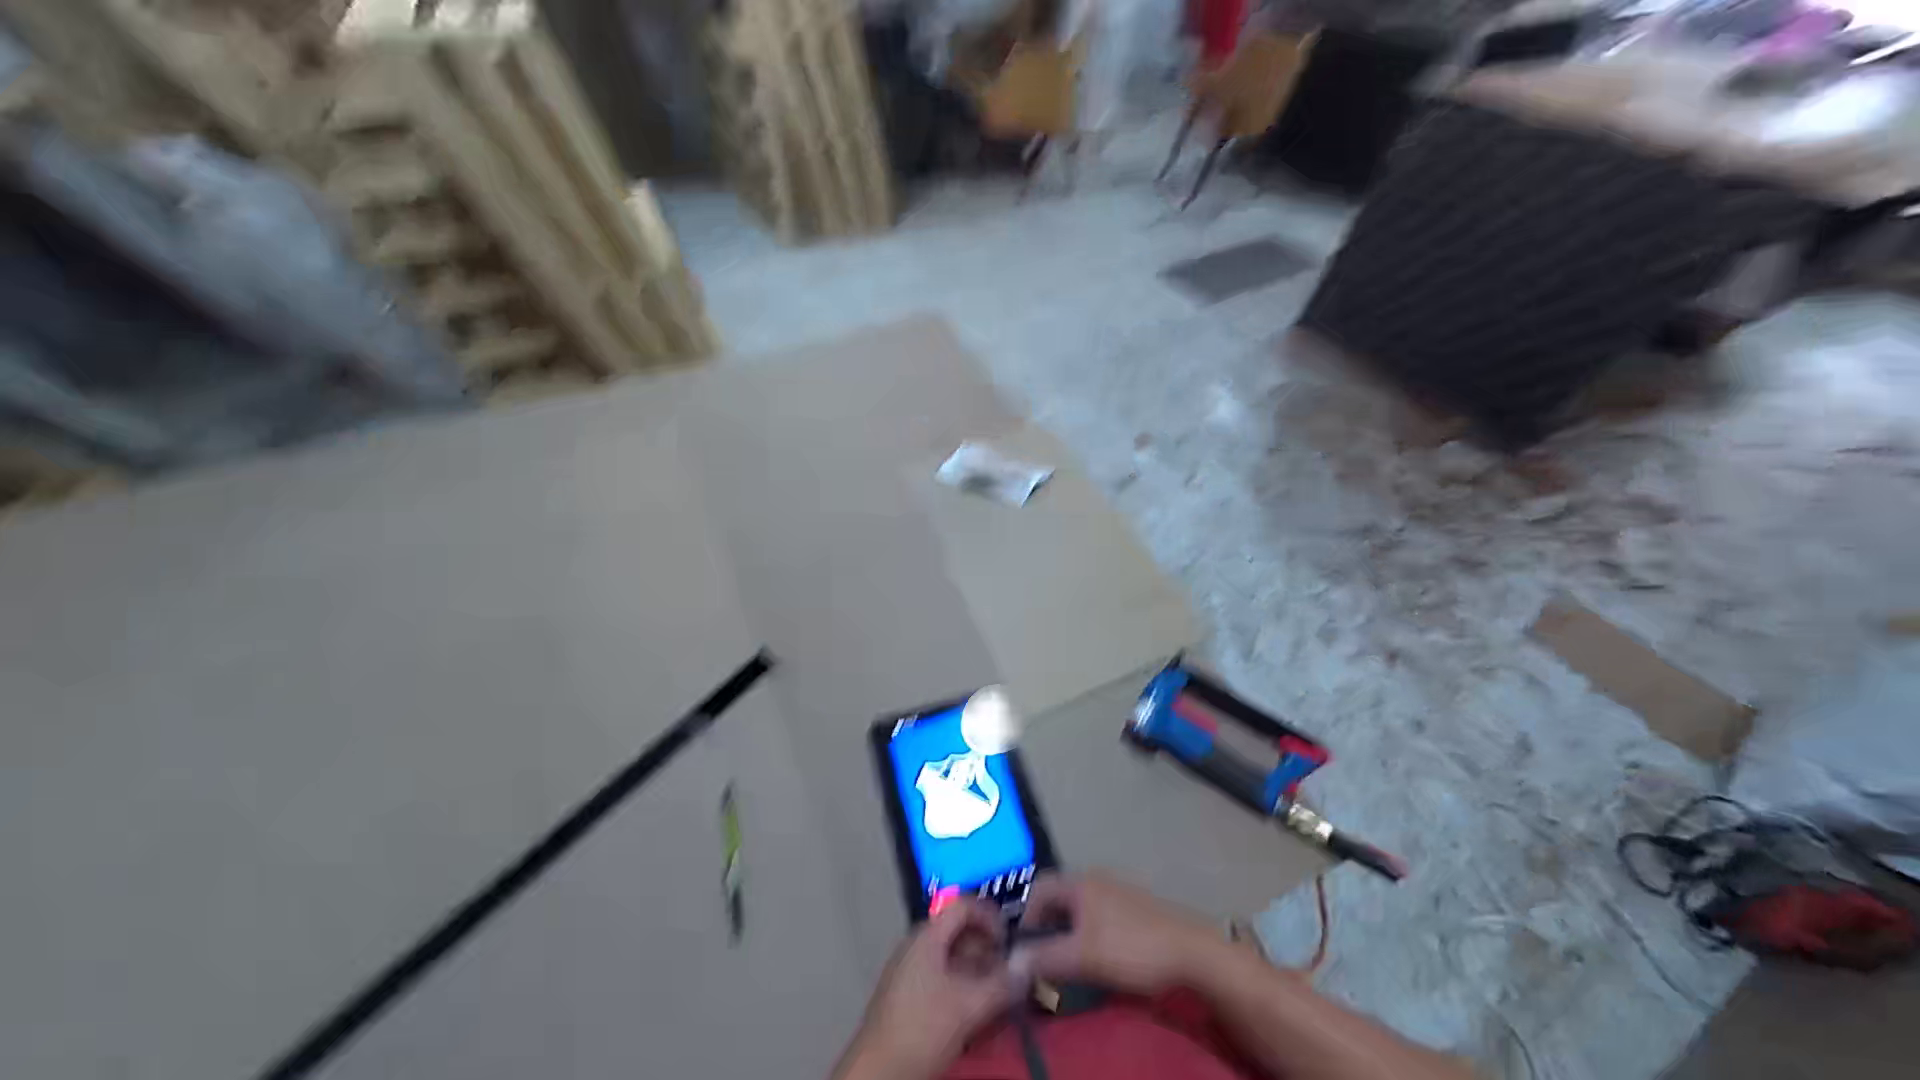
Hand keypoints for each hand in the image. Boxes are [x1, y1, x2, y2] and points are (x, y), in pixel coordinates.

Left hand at [836, 899, 1017, 1079]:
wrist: (878, 1073)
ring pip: (954, 958)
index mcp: (927, 936)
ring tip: (999, 995)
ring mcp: (912, 970)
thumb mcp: (969, 1006)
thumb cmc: (923, 1029)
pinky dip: (965, 986)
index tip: (1010, 942)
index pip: (963, 905)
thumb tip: (1030, 961)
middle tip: (1010, 973)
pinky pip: (944, 977)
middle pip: (960, 932)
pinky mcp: (911, 995)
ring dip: (980, 971)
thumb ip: (1002, 982)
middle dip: (988, 949)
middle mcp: (918, 946)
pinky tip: (978, 1011)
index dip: (990, 916)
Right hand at [1013, 872, 1228, 995]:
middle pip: (1058, 898)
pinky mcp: (1134, 909)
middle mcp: (1095, 879)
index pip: (1038, 888)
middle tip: (1044, 959)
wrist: (1193, 952)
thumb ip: (1044, 958)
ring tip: (1069, 963)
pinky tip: (1098, 959)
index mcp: (1080, 883)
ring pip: (1079, 909)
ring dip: (1068, 933)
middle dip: (1046, 927)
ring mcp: (1117, 892)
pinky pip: (1098, 917)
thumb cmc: (1132, 949)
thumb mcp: (1083, 957)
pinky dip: (1089, 935)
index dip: (1025, 916)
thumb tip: (1010, 962)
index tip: (1025, 949)